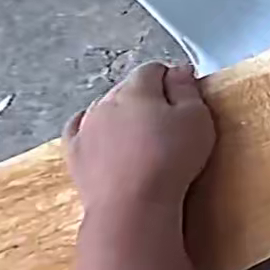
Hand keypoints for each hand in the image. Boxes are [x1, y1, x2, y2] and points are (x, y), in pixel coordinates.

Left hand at [63, 62, 215, 219]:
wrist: (132, 200)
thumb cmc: (173, 155)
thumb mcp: (196, 117)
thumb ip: (186, 89)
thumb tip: (178, 69)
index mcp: (136, 91)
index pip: (153, 70)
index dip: (173, 77)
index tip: (188, 92)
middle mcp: (103, 103)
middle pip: (129, 88)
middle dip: (150, 95)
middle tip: (174, 115)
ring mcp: (84, 127)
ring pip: (107, 108)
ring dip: (127, 112)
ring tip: (148, 133)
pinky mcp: (73, 150)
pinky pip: (84, 128)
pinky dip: (100, 128)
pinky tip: (111, 136)